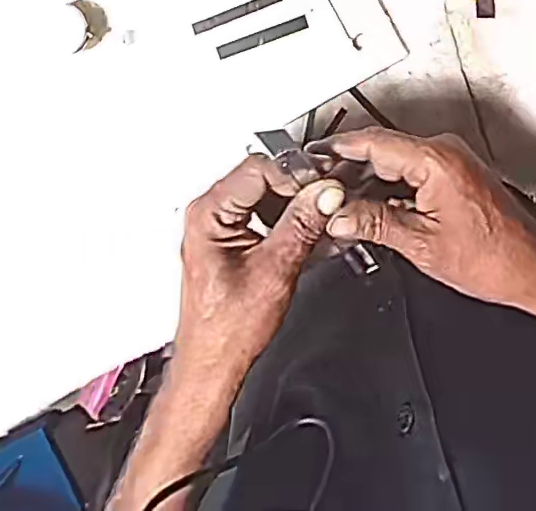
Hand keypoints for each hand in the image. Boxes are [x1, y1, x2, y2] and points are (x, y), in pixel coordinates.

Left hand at [173, 156, 343, 386]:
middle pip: (263, 176)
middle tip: (326, 199)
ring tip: (320, 218)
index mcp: (209, 214)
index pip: (259, 168)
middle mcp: (209, 213)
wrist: (213, 368)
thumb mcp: (274, 271)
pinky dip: (289, 218)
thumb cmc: (225, 332)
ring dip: (297, 203)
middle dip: (299, 188)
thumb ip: (302, 225)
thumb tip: (325, 192)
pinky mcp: (232, 235)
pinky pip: (265, 210)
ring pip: (267, 192)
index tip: (323, 187)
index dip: (296, 175)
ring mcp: (220, 224)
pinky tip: (307, 232)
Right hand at [315, 128, 535, 307]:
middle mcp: (443, 151)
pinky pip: (411, 169)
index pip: (374, 142)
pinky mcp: (452, 171)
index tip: (314, 155)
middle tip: (321, 187)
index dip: (339, 148)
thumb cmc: (492, 257)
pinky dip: (388, 185)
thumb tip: (340, 217)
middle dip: (349, 167)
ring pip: (395, 159)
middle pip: (382, 148)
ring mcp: (449, 159)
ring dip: (368, 178)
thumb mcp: (420, 244)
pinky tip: (370, 205)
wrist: (530, 266)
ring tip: (341, 202)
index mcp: (435, 160)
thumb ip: (373, 224)